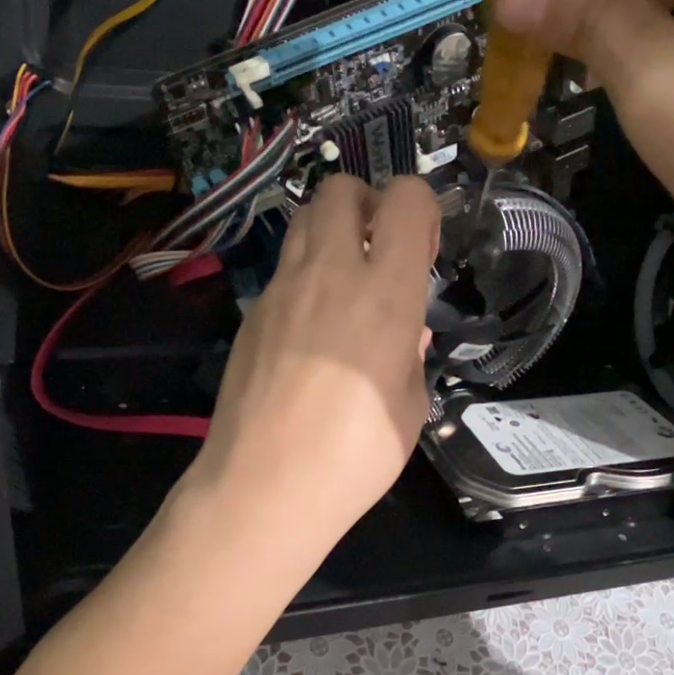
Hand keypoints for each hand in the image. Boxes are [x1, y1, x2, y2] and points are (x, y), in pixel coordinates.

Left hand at [184, 175, 439, 550]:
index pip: (405, 198)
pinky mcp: (250, 313)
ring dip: (330, 230)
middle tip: (380, 251)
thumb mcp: (408, 406)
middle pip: (341, 189)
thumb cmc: (354, 456)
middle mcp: (328, 273)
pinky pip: (282, 270)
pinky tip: (310, 327)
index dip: (421, 207)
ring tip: (345, 282)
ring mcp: (280, 289)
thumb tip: (405, 328)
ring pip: (303, 219)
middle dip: (367, 202)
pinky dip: (303, 275)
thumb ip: (409, 352)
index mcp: (384, 291)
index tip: (423, 248)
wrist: (263, 485)